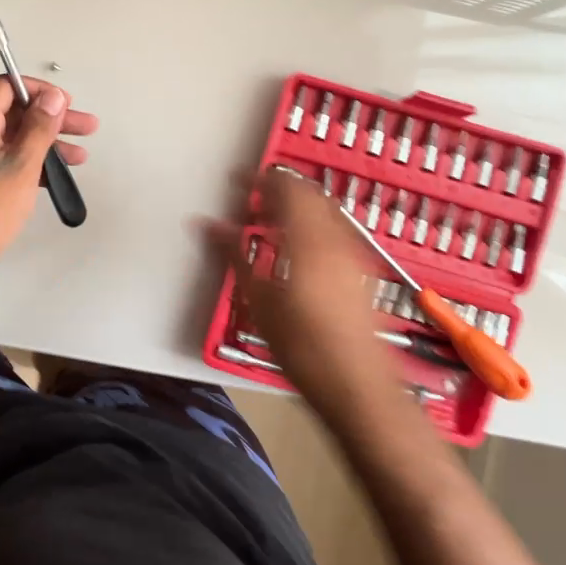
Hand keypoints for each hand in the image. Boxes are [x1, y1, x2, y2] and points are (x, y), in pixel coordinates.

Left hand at [0, 76, 98, 291]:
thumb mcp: (22, 164)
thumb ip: (40, 127)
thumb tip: (52, 97)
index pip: (6, 87)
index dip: (37, 90)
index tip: (64, 103)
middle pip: (14, 113)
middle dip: (51, 118)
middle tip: (85, 126)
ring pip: (14, 138)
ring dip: (47, 143)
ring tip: (80, 155)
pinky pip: (7, 159)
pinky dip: (31, 161)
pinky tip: (56, 175)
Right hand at [224, 169, 390, 392]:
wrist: (357, 386)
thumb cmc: (302, 345)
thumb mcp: (258, 299)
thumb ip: (233, 253)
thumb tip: (206, 223)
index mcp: (308, 238)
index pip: (285, 188)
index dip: (259, 178)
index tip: (236, 180)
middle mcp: (335, 238)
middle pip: (308, 195)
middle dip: (277, 190)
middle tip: (249, 200)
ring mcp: (352, 254)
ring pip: (323, 212)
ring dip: (295, 207)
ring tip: (266, 223)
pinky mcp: (359, 272)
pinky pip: (333, 231)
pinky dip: (310, 225)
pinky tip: (292, 250)